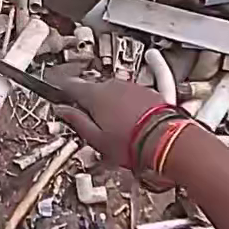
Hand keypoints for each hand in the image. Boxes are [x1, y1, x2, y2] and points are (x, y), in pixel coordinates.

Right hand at [50, 78, 172, 166]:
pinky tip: (131, 123)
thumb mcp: (96, 138)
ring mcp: (131, 87)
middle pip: (94, 91)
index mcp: (95, 95)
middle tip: (93, 125)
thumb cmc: (132, 143)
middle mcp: (112, 85)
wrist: (168, 141)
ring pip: (113, 93)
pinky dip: (127, 106)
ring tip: (116, 129)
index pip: (71, 86)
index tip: (60, 98)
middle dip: (91, 105)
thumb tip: (62, 111)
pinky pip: (130, 96)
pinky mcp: (147, 92)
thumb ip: (76, 121)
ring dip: (110, 106)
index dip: (63, 92)